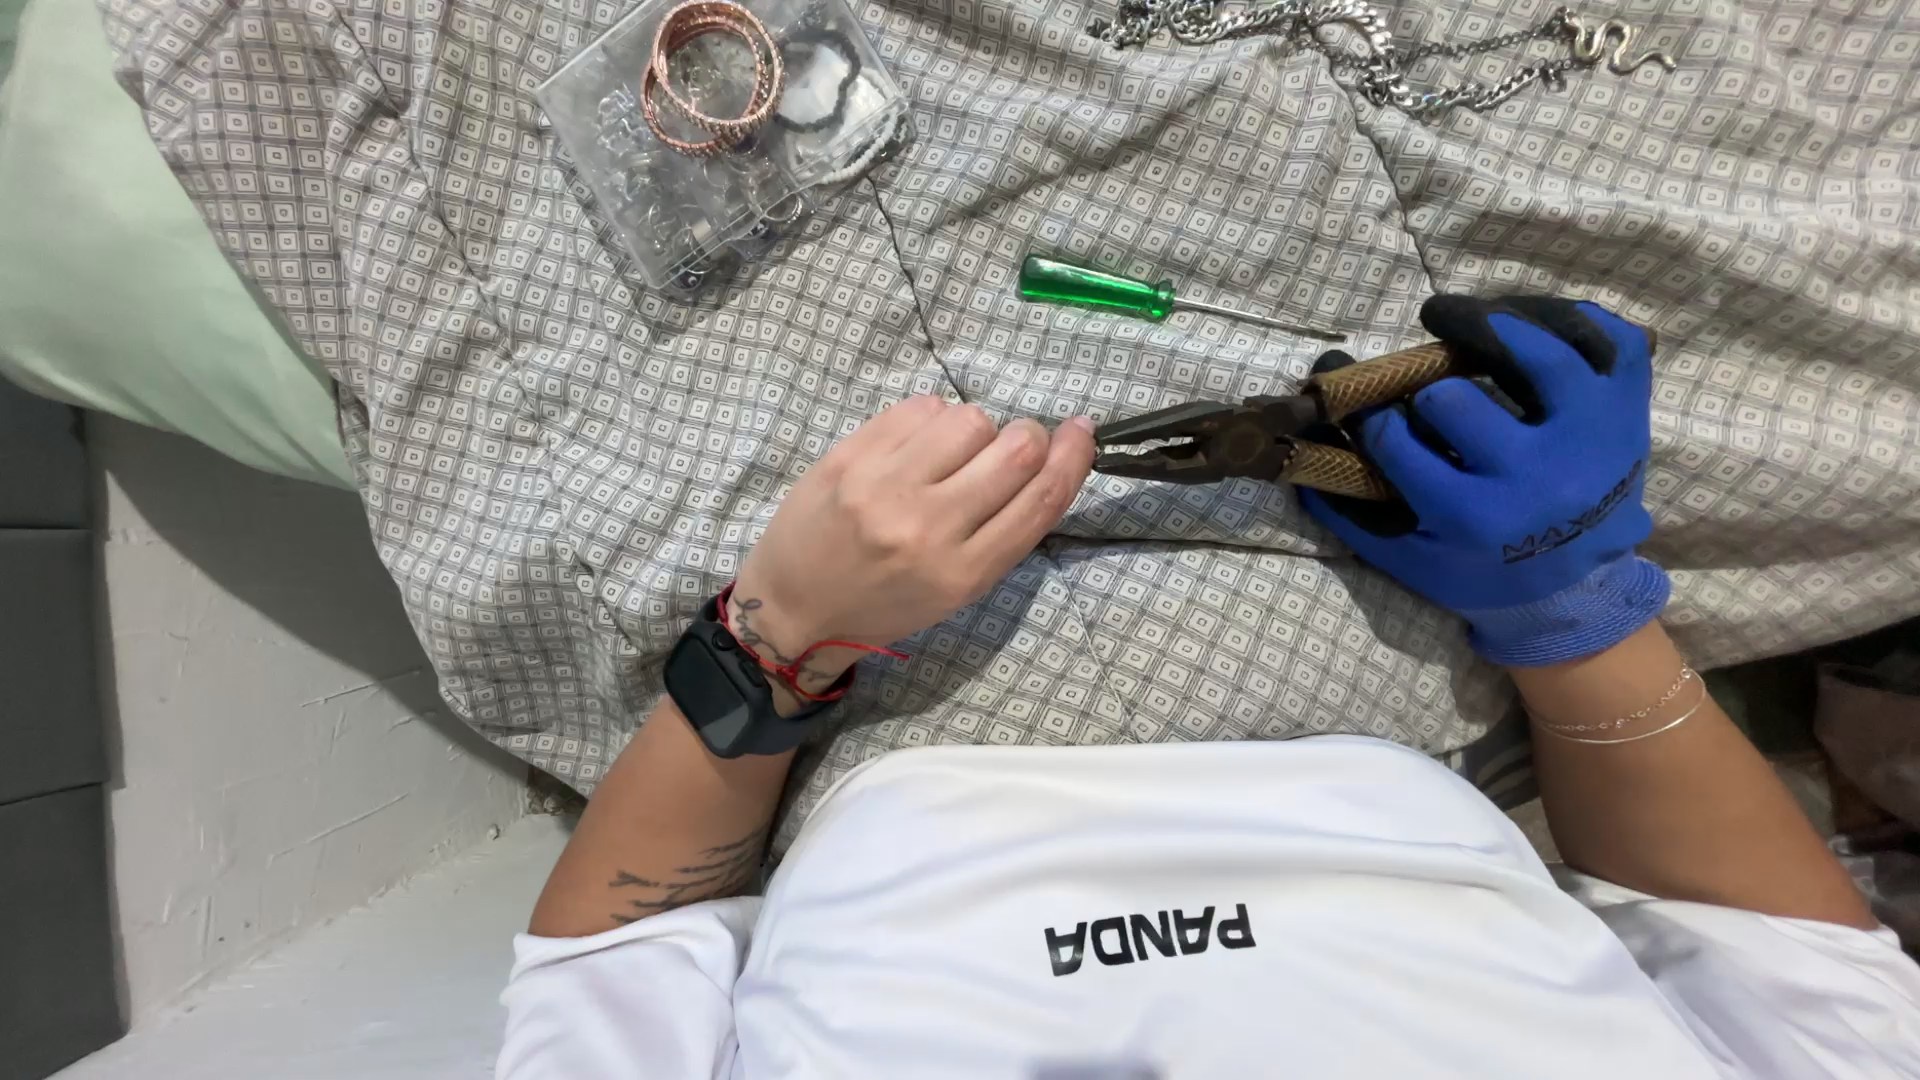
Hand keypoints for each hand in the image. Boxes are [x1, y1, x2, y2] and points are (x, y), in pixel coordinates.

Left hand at [729, 397, 1095, 696]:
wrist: (794, 608)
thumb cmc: (884, 606)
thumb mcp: (956, 591)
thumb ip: (1002, 532)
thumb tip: (1046, 461)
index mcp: (963, 573)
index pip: (1039, 499)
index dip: (1073, 457)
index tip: (1083, 432)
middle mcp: (928, 527)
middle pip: (1015, 449)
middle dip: (1029, 437)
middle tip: (1013, 447)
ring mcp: (884, 486)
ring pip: (971, 419)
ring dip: (976, 431)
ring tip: (950, 455)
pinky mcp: (850, 455)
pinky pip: (921, 407)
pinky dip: (932, 421)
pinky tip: (916, 447)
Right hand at [1300, 295, 1669, 665]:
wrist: (1573, 590)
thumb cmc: (1471, 572)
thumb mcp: (1399, 556)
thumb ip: (1344, 511)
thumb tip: (1298, 456)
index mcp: (1468, 513)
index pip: (1393, 439)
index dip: (1360, 409)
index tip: (1347, 393)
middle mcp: (1532, 474)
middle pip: (1451, 397)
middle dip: (1419, 388)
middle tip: (1411, 387)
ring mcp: (1591, 438)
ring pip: (1536, 352)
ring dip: (1481, 325)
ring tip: (1447, 315)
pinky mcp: (1628, 414)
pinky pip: (1612, 338)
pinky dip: (1566, 316)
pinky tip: (1523, 316)